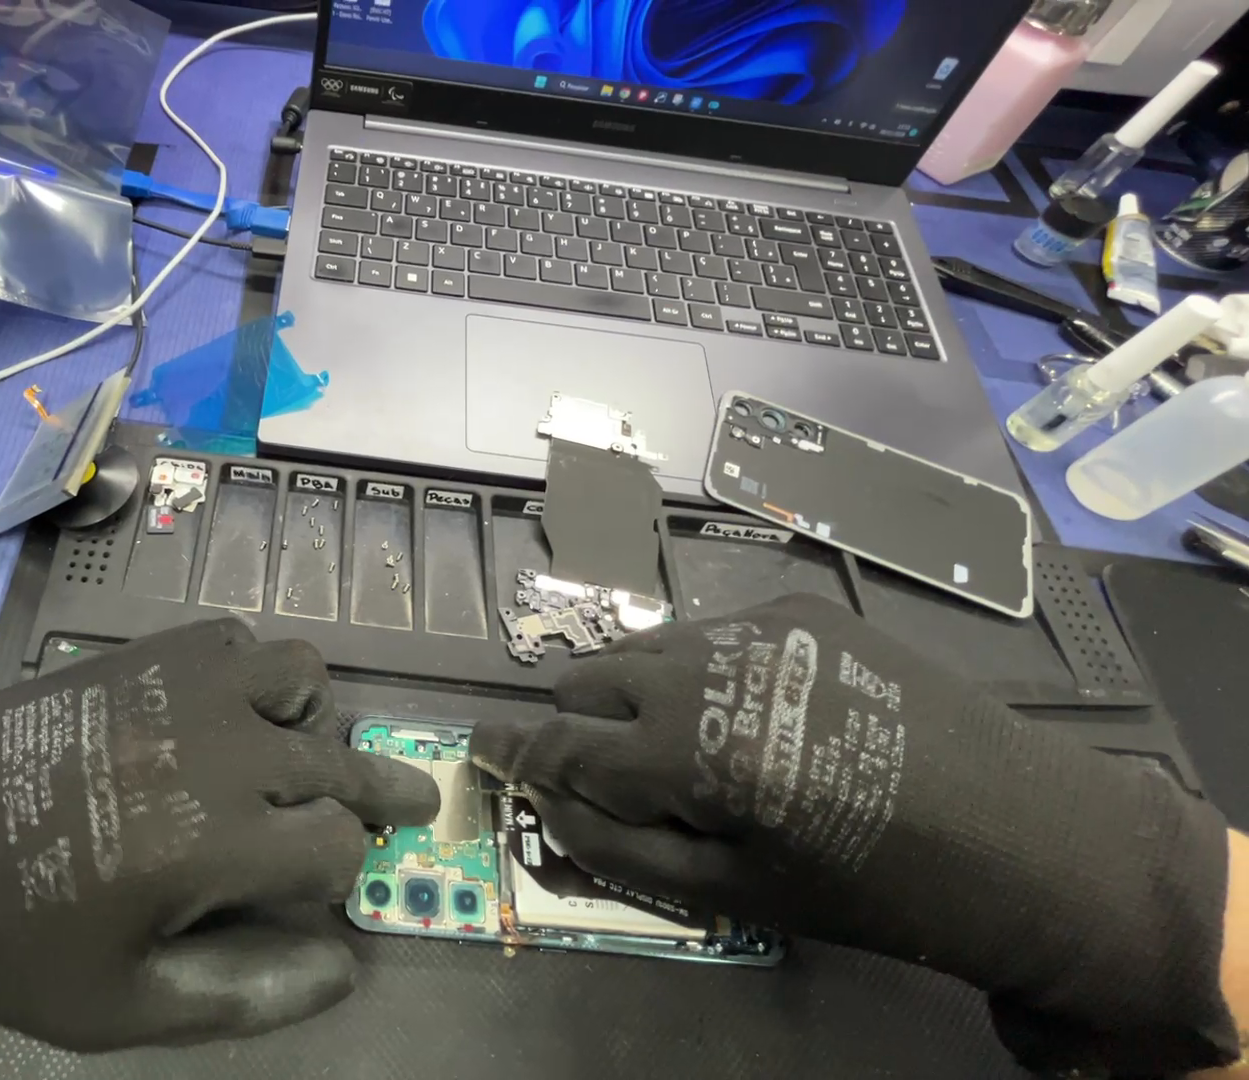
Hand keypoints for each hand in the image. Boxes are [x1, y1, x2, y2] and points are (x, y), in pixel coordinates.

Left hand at [0, 619, 437, 1050]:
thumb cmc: (14, 937)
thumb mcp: (123, 1007)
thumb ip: (250, 994)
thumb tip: (347, 966)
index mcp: (221, 842)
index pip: (341, 846)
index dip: (346, 871)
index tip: (328, 886)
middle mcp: (223, 749)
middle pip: (343, 760)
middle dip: (388, 790)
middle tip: (413, 802)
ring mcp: (187, 686)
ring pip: (301, 674)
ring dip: (314, 717)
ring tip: (297, 749)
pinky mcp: (149, 651)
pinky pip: (236, 639)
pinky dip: (252, 671)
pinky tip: (227, 707)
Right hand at [471, 594, 1236, 1075]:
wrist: (1040, 838)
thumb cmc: (876, 888)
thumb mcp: (736, 892)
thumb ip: (617, 844)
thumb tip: (543, 796)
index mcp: (693, 755)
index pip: (560, 744)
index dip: (510, 749)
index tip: (479, 748)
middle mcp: (707, 669)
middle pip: (583, 679)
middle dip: (579, 726)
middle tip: (617, 769)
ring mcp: (750, 625)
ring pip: (635, 649)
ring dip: (633, 695)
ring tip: (692, 741)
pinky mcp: (790, 606)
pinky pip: (696, 633)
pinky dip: (690, 671)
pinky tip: (750, 709)